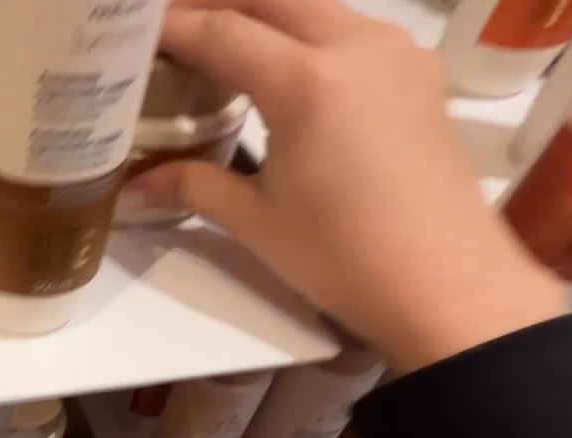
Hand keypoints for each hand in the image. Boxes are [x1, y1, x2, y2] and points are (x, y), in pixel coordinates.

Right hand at [139, 0, 568, 371]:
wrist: (440, 277)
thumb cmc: (338, 254)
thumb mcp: (253, 220)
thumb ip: (192, 185)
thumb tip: (132, 186)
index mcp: (308, 82)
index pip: (225, 32)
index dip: (174, 24)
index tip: (133, 25)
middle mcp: (357, 45)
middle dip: (216, 0)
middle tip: (169, 16)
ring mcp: (396, 52)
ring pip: (315, 6)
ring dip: (262, 11)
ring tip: (216, 37)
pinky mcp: (416, 72)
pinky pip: (348, 30)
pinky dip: (302, 33)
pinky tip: (278, 64)